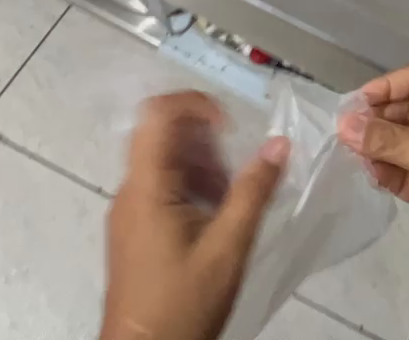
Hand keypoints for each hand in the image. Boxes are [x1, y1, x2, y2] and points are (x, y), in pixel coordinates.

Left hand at [101, 91, 289, 339]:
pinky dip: (191, 185)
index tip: (229, 125)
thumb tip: (280, 144)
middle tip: (234, 166)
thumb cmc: (182, 305)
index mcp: (146, 186)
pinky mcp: (133, 230)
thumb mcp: (228, 247)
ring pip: (162, 160)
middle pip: (161, 133)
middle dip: (205, 140)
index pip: (157, 113)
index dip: (195, 104)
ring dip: (202, 164)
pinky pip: (160, 186)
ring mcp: (129, 211)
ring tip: (230, 196)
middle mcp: (130, 191)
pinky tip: (216, 217)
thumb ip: (254, 191)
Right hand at [336, 65, 408, 288]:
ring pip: (399, 141)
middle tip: (345, 132)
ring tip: (353, 155)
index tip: (356, 103)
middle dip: (377, 119)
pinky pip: (400, 170)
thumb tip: (343, 124)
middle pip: (405, 109)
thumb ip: (389, 140)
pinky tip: (370, 174)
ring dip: (377, 146)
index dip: (387, 86)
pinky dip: (384, 171)